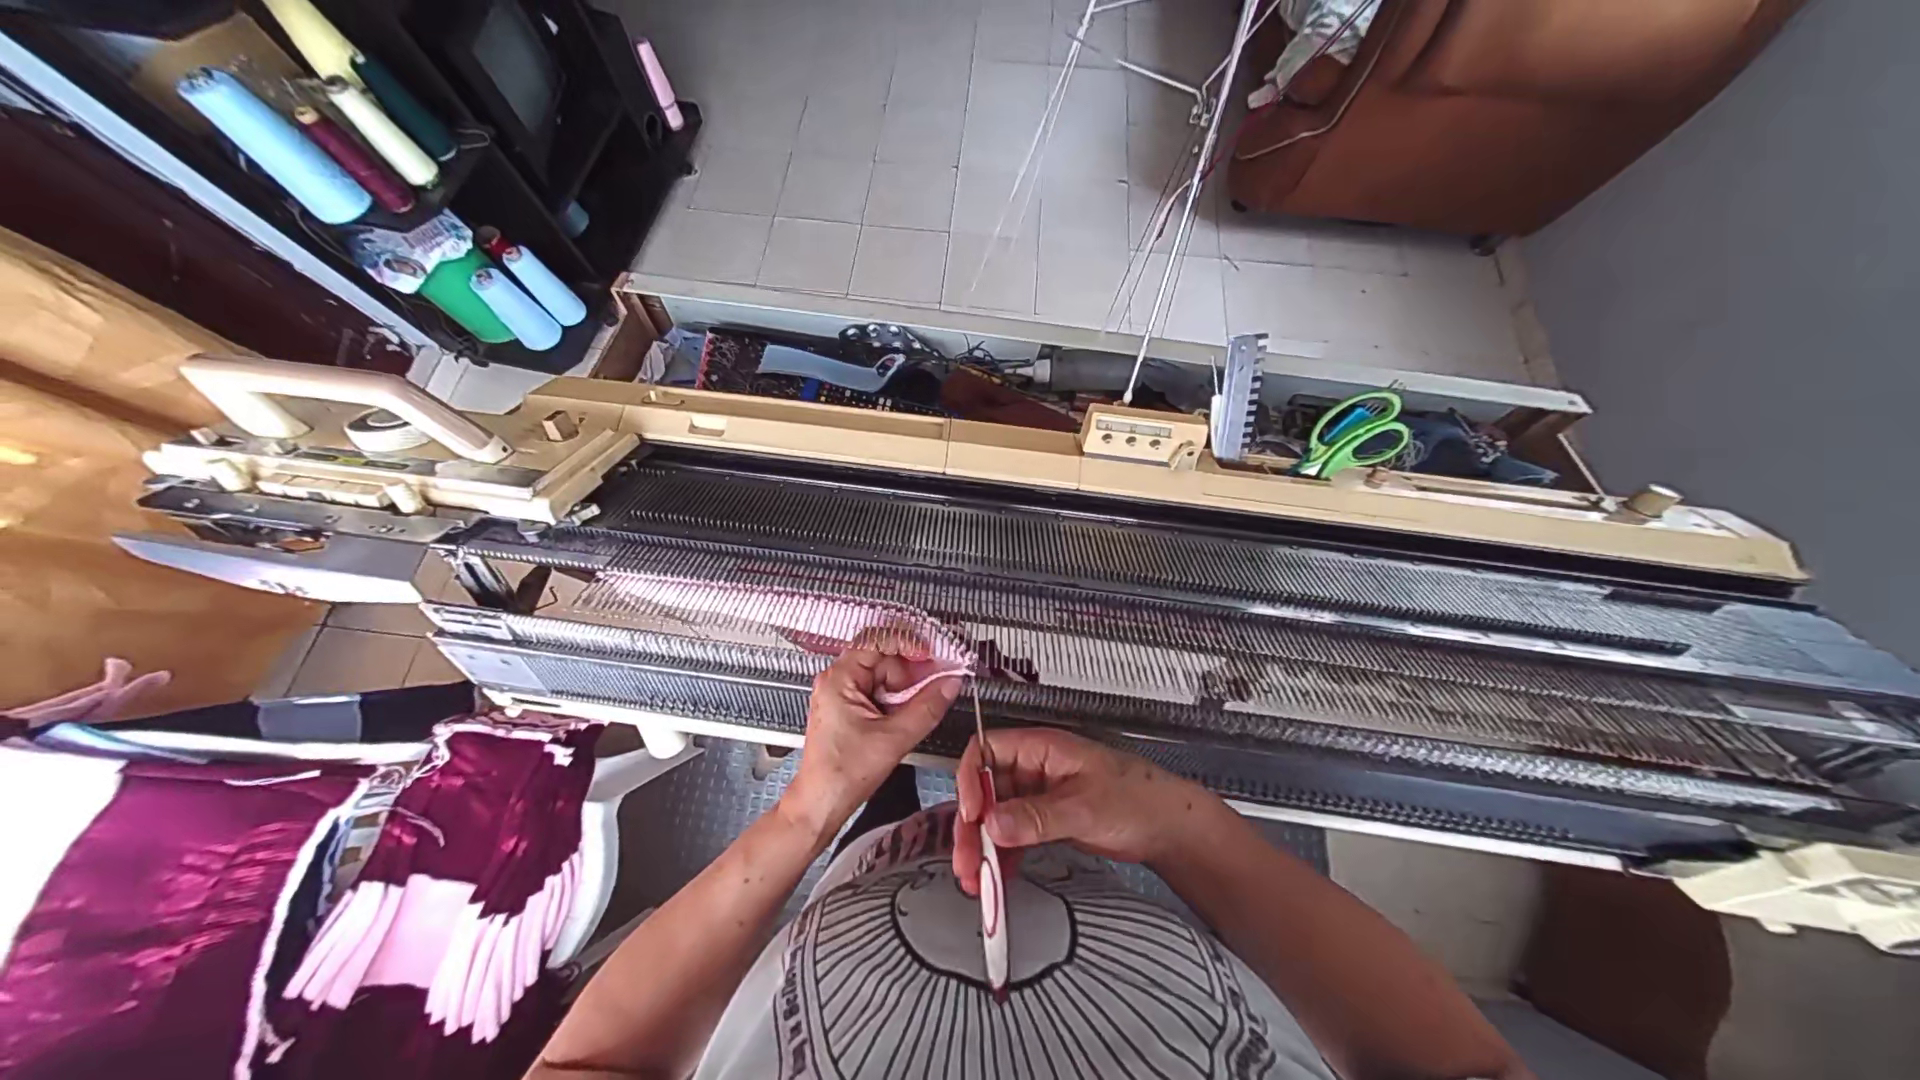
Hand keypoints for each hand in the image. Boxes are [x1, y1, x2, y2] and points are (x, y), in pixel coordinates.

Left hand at [783, 638, 962, 833]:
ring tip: (928, 698)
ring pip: (883, 675)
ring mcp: (843, 695)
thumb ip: (927, 707)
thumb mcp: (894, 738)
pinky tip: (913, 710)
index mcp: (839, 679)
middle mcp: (837, 681)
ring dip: (907, 685)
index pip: (877, 640)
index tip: (932, 652)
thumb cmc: (842, 774)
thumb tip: (949, 684)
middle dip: (912, 668)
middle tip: (939, 677)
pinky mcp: (850, 709)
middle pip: (883, 658)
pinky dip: (898, 697)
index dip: (908, 643)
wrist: (821, 804)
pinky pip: (879, 691)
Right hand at [952, 727, 1222, 894]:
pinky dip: (1001, 855)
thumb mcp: (1084, 807)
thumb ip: (1036, 816)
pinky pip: (1012, 835)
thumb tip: (993, 822)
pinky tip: (998, 876)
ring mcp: (1038, 795)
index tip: (969, 813)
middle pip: (985, 789)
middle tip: (967, 860)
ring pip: (995, 816)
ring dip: (982, 846)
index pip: (987, 751)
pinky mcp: (1045, 820)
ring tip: (976, 878)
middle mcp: (1033, 768)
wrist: (1168, 826)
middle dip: (971, 825)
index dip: (971, 779)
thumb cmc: (1137, 797)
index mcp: (1040, 748)